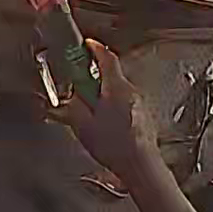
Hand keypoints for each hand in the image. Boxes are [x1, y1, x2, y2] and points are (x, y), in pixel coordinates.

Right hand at [52, 40, 172, 193]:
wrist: (141, 166)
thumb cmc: (115, 146)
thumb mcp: (83, 125)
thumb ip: (74, 107)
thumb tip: (69, 98)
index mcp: (116, 87)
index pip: (107, 58)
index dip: (96, 48)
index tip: (88, 45)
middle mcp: (131, 91)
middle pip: (111, 75)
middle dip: (95, 78)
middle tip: (79, 86)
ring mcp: (140, 103)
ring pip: (118, 91)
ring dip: (104, 95)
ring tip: (91, 113)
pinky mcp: (143, 116)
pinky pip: (125, 103)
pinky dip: (113, 107)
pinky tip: (105, 125)